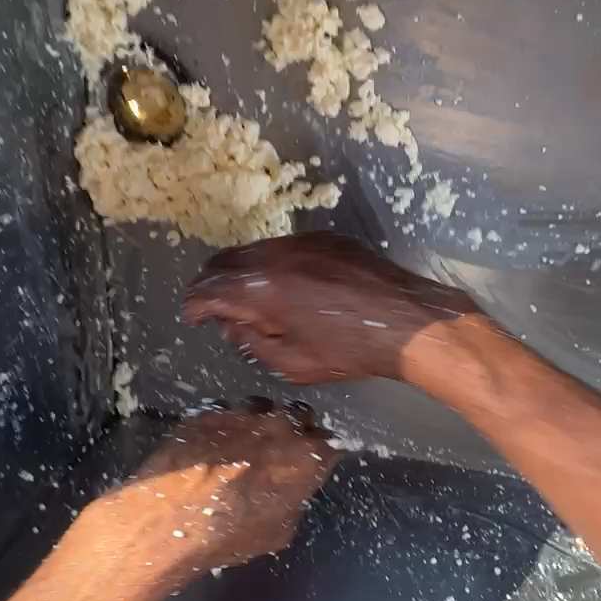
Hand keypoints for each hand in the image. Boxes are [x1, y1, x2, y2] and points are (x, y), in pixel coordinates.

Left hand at [62, 405, 338, 591]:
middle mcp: (280, 427)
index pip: (332, 443)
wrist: (168, 521)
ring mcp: (242, 414)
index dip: (324, 452)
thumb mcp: (278, 532)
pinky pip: (224, 411)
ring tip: (246, 442)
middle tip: (282, 449)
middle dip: (297, 428)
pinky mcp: (207, 413)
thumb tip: (290, 493)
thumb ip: (294, 502)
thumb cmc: (229, 534)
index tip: (316, 461)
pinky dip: (224, 424)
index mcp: (307, 457)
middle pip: (300, 415)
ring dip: (260, 420)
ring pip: (263, 406)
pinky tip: (213, 444)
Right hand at [182, 232, 479, 384]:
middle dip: (212, 286)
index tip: (193, 319)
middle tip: (214, 309)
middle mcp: (274, 254)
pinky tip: (288, 288)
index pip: (208, 291)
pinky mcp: (327, 238)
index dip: (194, 306)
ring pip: (255, 251)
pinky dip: (274, 265)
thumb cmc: (349, 350)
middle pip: (224, 262)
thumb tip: (233, 327)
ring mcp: (302, 241)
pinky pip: (286, 248)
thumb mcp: (292, 362)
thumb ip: (253, 342)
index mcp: (259, 288)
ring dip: (243, 274)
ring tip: (252, 302)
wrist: (408, 322)